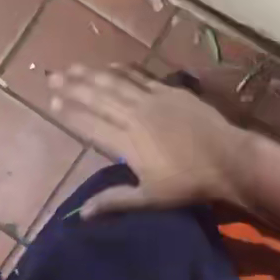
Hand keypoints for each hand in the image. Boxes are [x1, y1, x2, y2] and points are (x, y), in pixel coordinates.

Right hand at [48, 64, 251, 217]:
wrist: (227, 158)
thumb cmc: (188, 183)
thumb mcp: (149, 199)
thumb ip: (115, 201)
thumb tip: (81, 214)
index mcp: (127, 142)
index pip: (91, 124)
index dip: (70, 113)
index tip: (52, 101)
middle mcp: (134, 115)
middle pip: (98, 97)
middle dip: (73, 87)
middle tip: (52, 76)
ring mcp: (153, 99)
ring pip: (116, 83)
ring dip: (93, 74)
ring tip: (73, 67)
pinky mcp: (170, 90)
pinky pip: (141, 76)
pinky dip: (124, 70)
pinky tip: (112, 66)